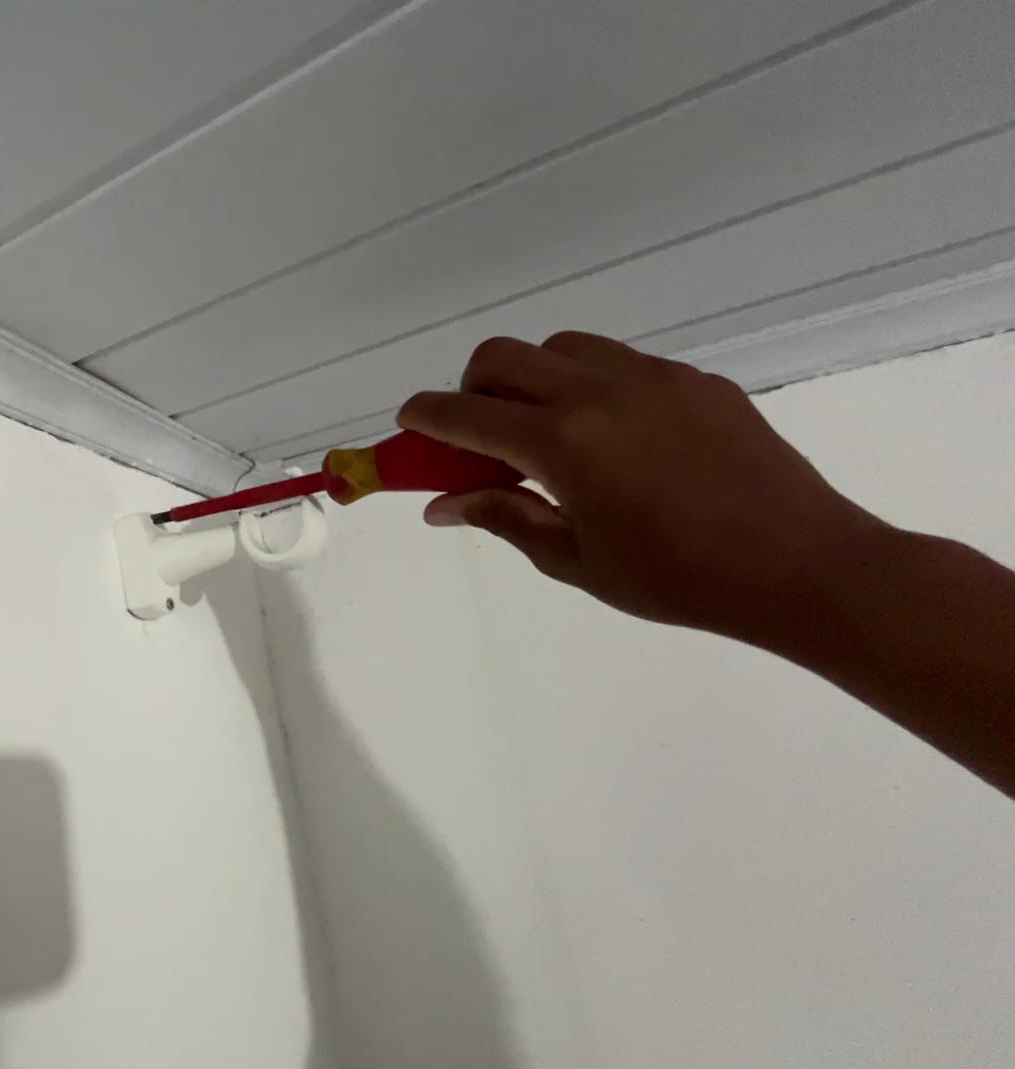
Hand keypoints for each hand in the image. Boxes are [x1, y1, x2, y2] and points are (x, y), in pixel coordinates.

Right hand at [397, 332, 885, 647]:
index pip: (462, 413)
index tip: (407, 425)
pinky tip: (612, 439)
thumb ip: (499, 516)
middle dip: (471, 388)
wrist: (806, 566)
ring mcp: (653, 378)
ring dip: (530, 379)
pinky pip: (617, 362)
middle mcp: (599, 392)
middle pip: (501, 356)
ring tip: (547, 432)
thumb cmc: (674, 577)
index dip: (422, 416)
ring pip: (560, 347)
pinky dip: (587, 386)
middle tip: (480, 436)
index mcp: (561, 442)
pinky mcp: (695, 380)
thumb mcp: (569, 558)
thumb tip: (440, 506)